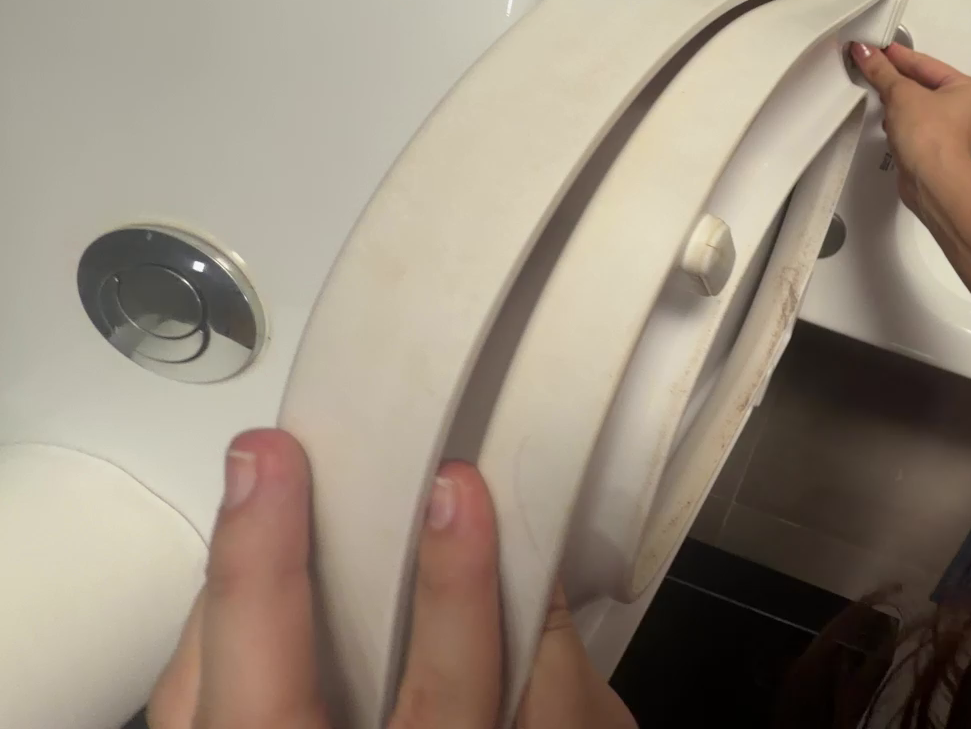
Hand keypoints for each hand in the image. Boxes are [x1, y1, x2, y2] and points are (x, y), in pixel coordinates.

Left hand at [147, 428, 635, 728]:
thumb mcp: (576, 716)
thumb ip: (550, 639)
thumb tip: (524, 528)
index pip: (443, 687)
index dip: (453, 587)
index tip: (457, 488)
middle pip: (272, 706)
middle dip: (264, 575)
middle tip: (268, 463)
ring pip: (206, 707)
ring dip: (227, 587)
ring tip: (254, 486)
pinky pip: (197, 705)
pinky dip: (214, 626)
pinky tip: (246, 565)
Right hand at [848, 42, 970, 215]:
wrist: (931, 181)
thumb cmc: (927, 132)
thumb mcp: (901, 93)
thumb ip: (881, 70)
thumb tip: (863, 49)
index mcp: (968, 88)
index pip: (926, 64)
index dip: (898, 55)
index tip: (874, 46)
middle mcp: (966, 108)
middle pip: (923, 84)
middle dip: (895, 78)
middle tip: (869, 65)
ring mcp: (951, 130)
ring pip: (918, 106)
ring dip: (896, 101)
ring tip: (874, 90)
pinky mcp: (936, 148)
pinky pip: (915, 125)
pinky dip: (899, 121)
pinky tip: (886, 120)